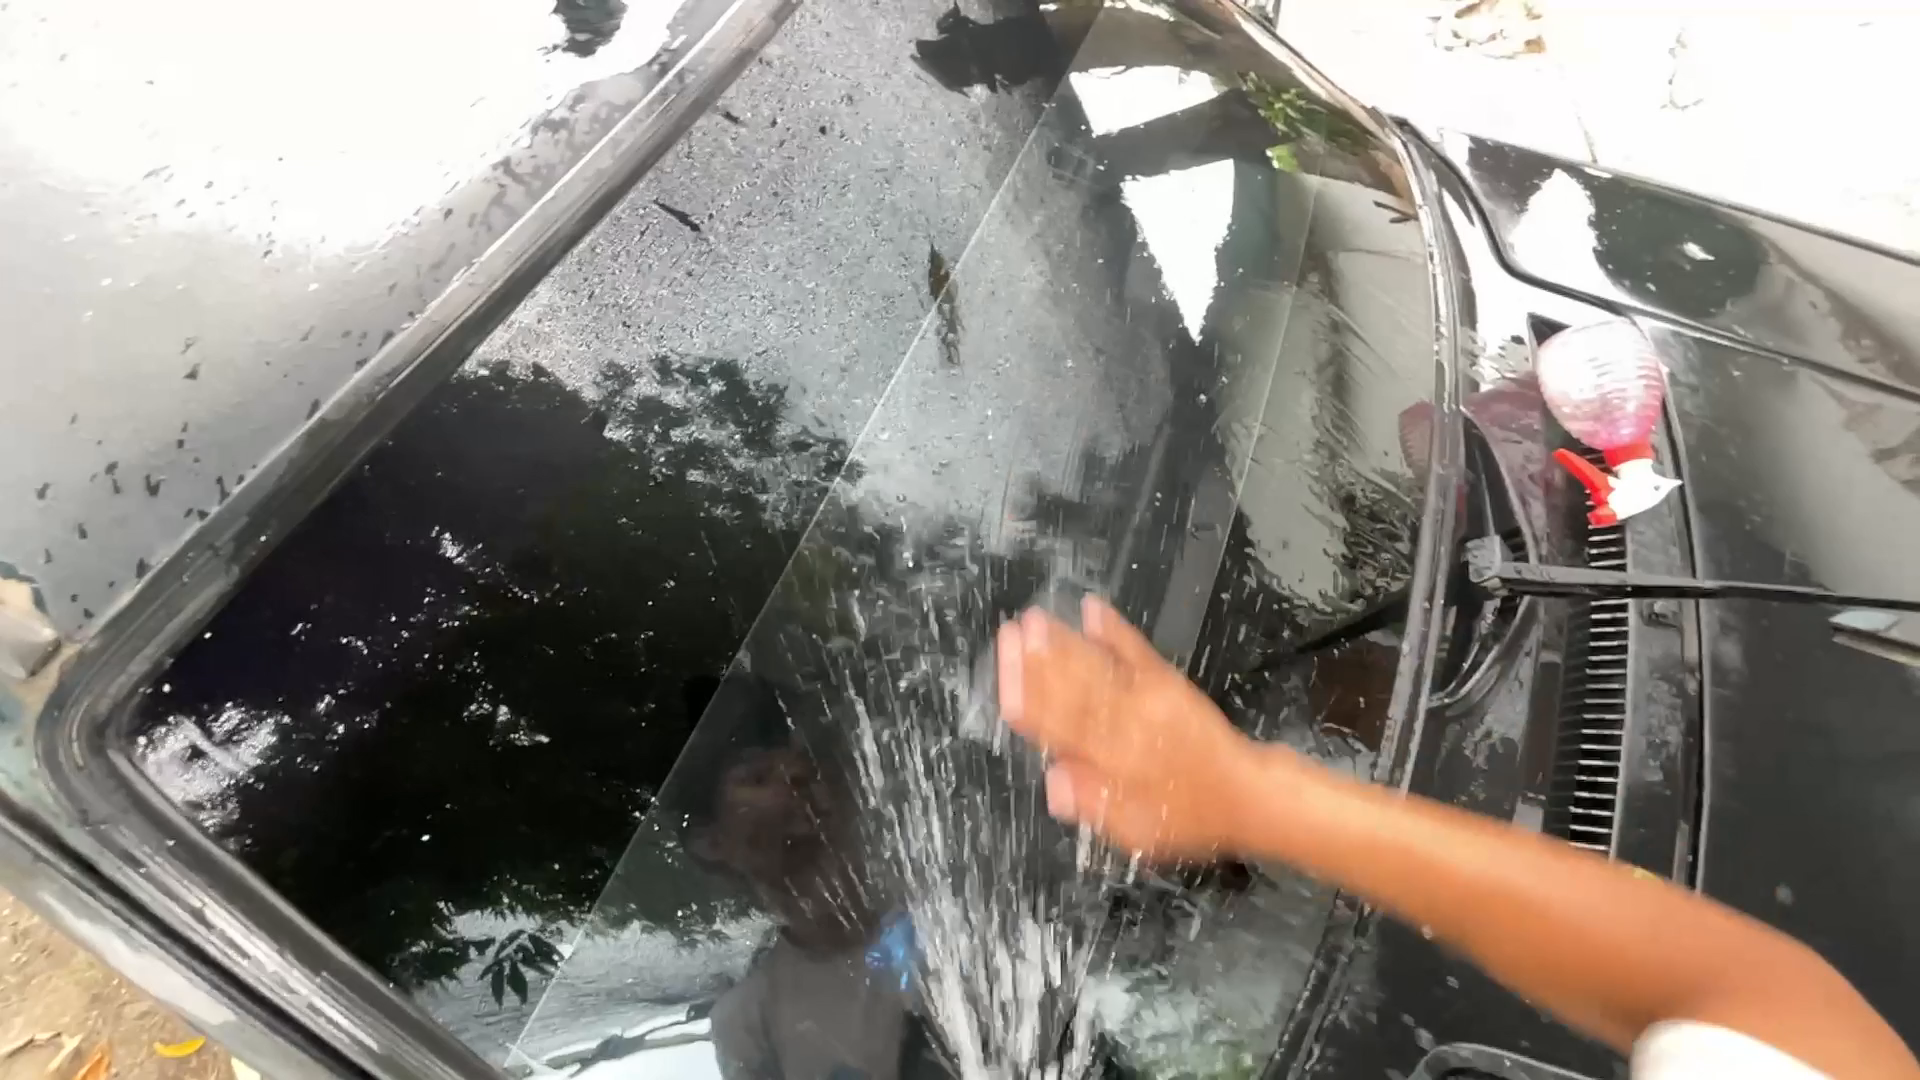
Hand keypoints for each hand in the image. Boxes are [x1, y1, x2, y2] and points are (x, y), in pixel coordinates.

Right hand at [996, 595, 1274, 859]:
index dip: (1029, 700)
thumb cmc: (1187, 815)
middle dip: (1038, 660)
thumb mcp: (1137, 831)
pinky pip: (1135, 650)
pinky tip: (1093, 609)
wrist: (1245, 793)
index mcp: (1114, 759)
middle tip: (1010, 634)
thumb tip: (1054, 781)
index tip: (1005, 679)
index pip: (1059, 725)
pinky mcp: (1166, 680)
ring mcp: (1147, 696)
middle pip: (1072, 687)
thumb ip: (1093, 804)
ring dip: (1064, 641)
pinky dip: (1114, 628)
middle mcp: (1127, 722)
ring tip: (1035, 619)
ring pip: (1097, 666)